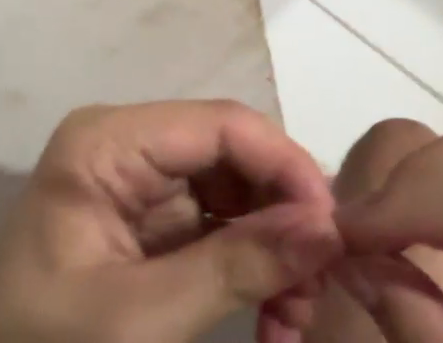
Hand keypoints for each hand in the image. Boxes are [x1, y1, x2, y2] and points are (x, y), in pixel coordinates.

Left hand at [0, 101, 341, 342]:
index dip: (285, 165)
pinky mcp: (148, 228)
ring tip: (300, 314)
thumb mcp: (138, 317)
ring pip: (236, 194)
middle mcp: (127, 147)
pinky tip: (276, 314)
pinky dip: (252, 268)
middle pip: (233, 157)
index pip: (220, 125)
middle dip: (284, 217)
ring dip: (276, 249)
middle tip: (324, 285)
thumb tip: (329, 229)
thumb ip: (235, 265)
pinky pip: (218, 230)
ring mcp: (138, 187)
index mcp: (107, 141)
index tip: (335, 230)